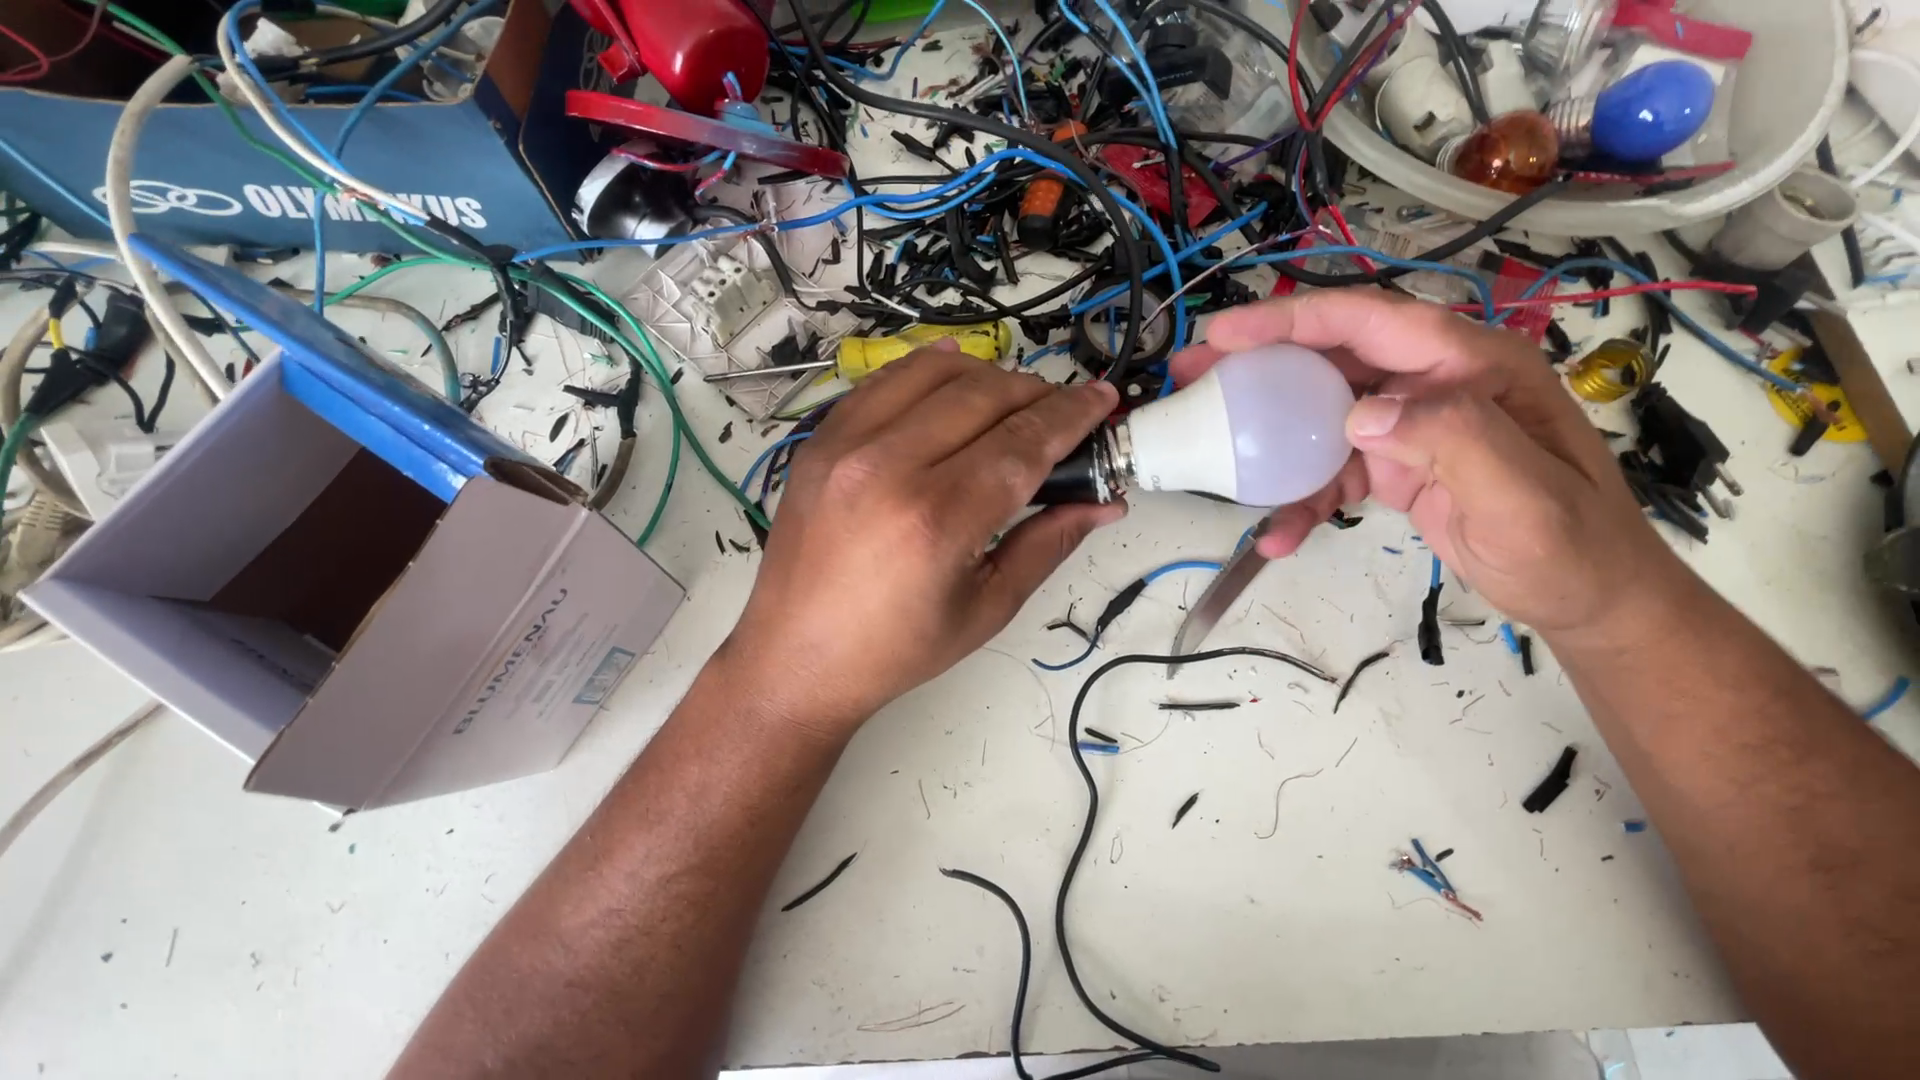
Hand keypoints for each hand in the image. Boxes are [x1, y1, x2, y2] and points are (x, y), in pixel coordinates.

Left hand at [720, 346, 1125, 740]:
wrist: (795, 656)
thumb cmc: (895, 649)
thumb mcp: (985, 609)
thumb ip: (1049, 544)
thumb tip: (1106, 502)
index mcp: (937, 520)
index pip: (1022, 442)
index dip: (1071, 415)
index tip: (1102, 400)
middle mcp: (888, 469)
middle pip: (984, 397)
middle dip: (1038, 395)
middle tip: (1063, 412)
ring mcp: (844, 447)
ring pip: (934, 375)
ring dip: (987, 377)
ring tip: (1014, 399)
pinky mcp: (819, 442)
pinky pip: (882, 381)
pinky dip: (926, 368)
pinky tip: (955, 368)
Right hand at [1172, 288, 1684, 636]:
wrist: (1587, 596)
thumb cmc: (1570, 545)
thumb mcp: (1524, 496)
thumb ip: (1454, 439)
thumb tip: (1363, 414)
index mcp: (1469, 365)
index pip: (1369, 322)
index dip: (1293, 320)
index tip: (1225, 334)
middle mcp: (1433, 382)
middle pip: (1330, 358)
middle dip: (1258, 367)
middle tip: (1193, 378)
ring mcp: (1412, 424)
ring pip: (1319, 414)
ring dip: (1267, 440)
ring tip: (1214, 459)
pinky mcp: (1396, 464)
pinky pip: (1332, 469)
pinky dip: (1301, 497)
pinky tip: (1279, 534)